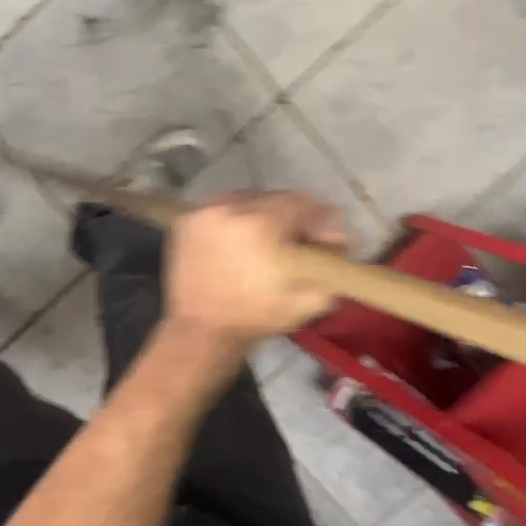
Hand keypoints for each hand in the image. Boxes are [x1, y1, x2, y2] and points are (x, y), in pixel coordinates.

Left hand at [162, 189, 349, 344]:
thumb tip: (340, 238)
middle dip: (293, 216)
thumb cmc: (257, 315)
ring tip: (268, 240)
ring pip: (246, 199)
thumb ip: (333, 264)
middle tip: (298, 240)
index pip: (304, 202)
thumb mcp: (310, 298)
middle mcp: (230, 208)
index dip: (321, 220)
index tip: (325, 239)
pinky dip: (235, 218)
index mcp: (262, 223)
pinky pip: (220, 208)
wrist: (202, 327)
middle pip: (274, 198)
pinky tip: (241, 239)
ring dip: (263, 214)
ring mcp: (203, 212)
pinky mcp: (185, 221)